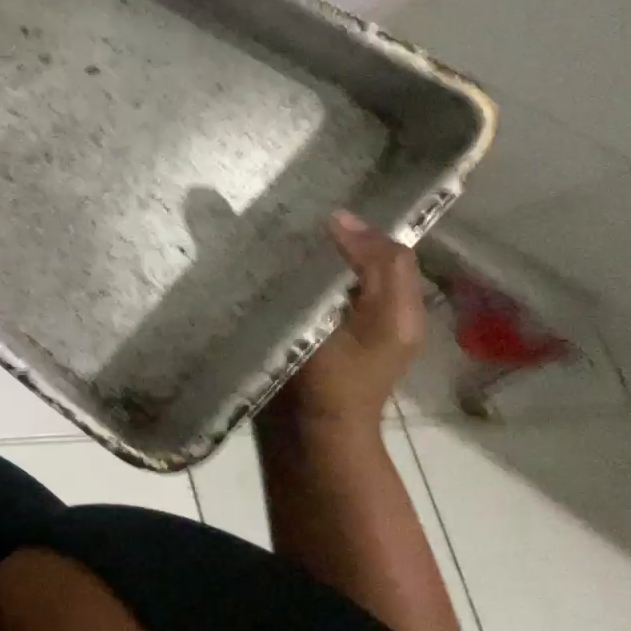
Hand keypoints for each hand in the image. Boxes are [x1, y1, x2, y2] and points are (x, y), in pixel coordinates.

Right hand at [269, 210, 426, 427]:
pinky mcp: (281, 324)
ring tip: (248, 228)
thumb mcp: (380, 322)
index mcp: (390, 300)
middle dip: (310, 230)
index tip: (309, 198)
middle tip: (271, 209)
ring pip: (302, 265)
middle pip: (336, 251)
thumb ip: (378, 270)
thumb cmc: (344, 379)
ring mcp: (315, 315)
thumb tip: (340, 217)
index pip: (375, 243)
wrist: (305, 432)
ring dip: (281, 249)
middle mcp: (355, 302)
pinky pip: (276, 284)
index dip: (352, 220)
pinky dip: (263, 270)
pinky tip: (240, 261)